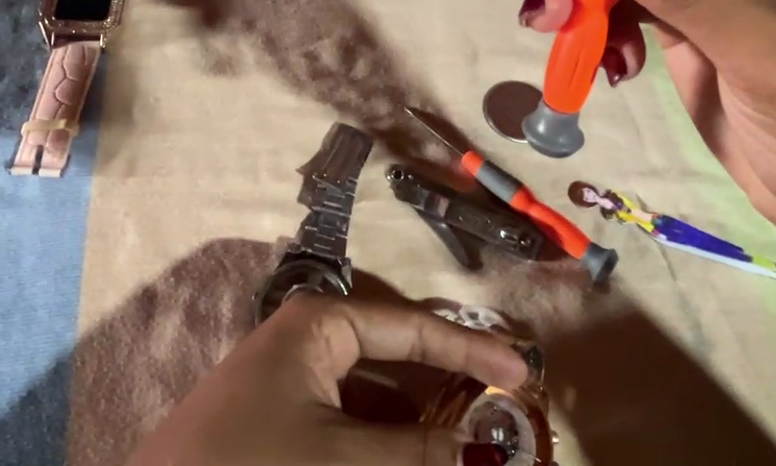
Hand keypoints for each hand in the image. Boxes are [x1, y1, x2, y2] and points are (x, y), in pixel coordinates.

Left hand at [128, 294, 529, 465]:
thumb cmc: (252, 463)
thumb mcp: (342, 459)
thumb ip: (419, 455)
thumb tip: (489, 454)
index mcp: (322, 324)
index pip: (413, 328)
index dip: (471, 350)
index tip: (522, 372)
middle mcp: (311, 341)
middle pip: (397, 360)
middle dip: (448, 392)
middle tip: (503, 416)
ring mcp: (295, 383)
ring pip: (376, 398)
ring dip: (420, 426)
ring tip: (469, 446)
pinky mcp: (284, 423)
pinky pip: (350, 424)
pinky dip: (386, 443)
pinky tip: (418, 457)